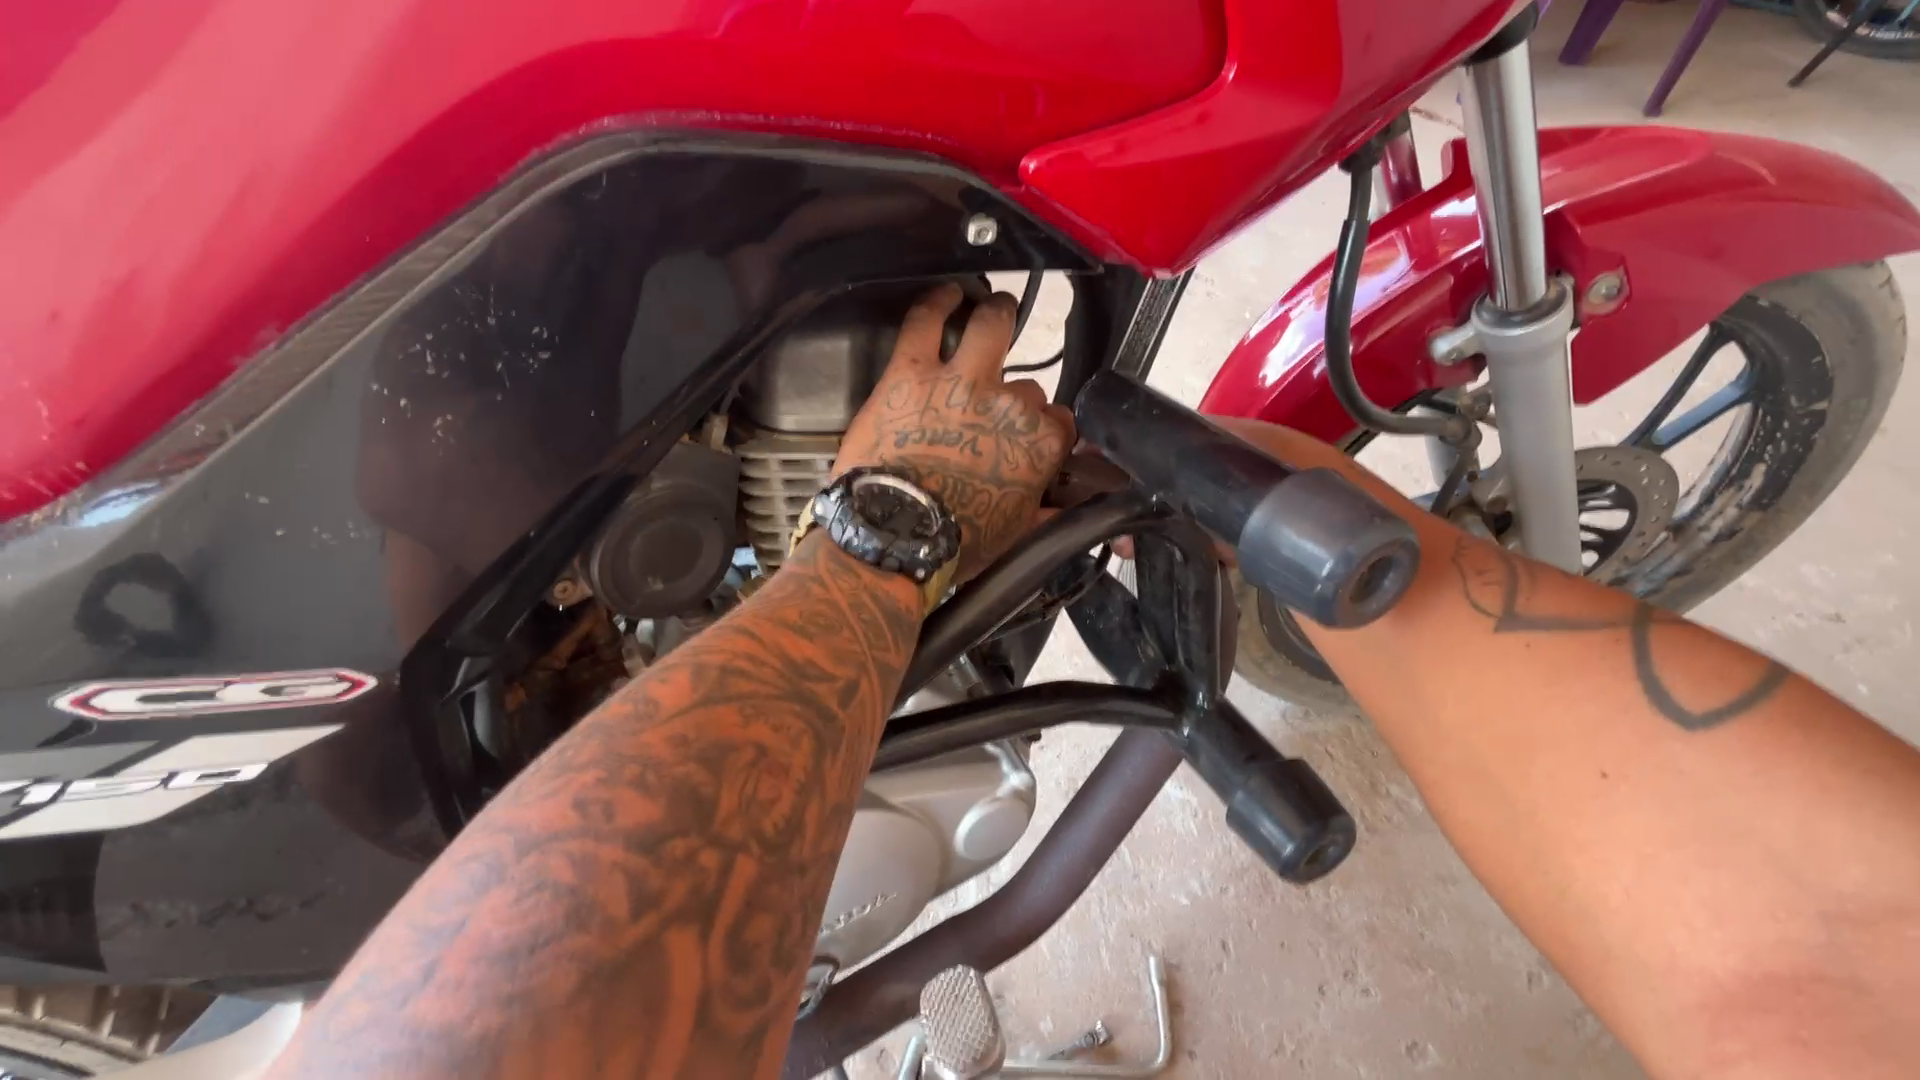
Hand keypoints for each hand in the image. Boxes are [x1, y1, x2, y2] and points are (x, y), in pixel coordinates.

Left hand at [836, 284, 1075, 579]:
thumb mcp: (1017, 535)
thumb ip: (1047, 511)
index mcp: (1040, 444)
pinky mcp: (912, 372)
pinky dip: (937, 301)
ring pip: (992, 325)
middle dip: (1013, 395)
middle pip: (1027, 385)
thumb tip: (1066, 508)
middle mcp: (1010, 404)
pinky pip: (927, 320)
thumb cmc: (953, 543)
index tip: (1028, 437)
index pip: (1059, 421)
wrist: (894, 538)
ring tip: (994, 313)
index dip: (1043, 428)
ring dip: (997, 316)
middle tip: (995, 404)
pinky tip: (946, 294)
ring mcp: (962, 381)